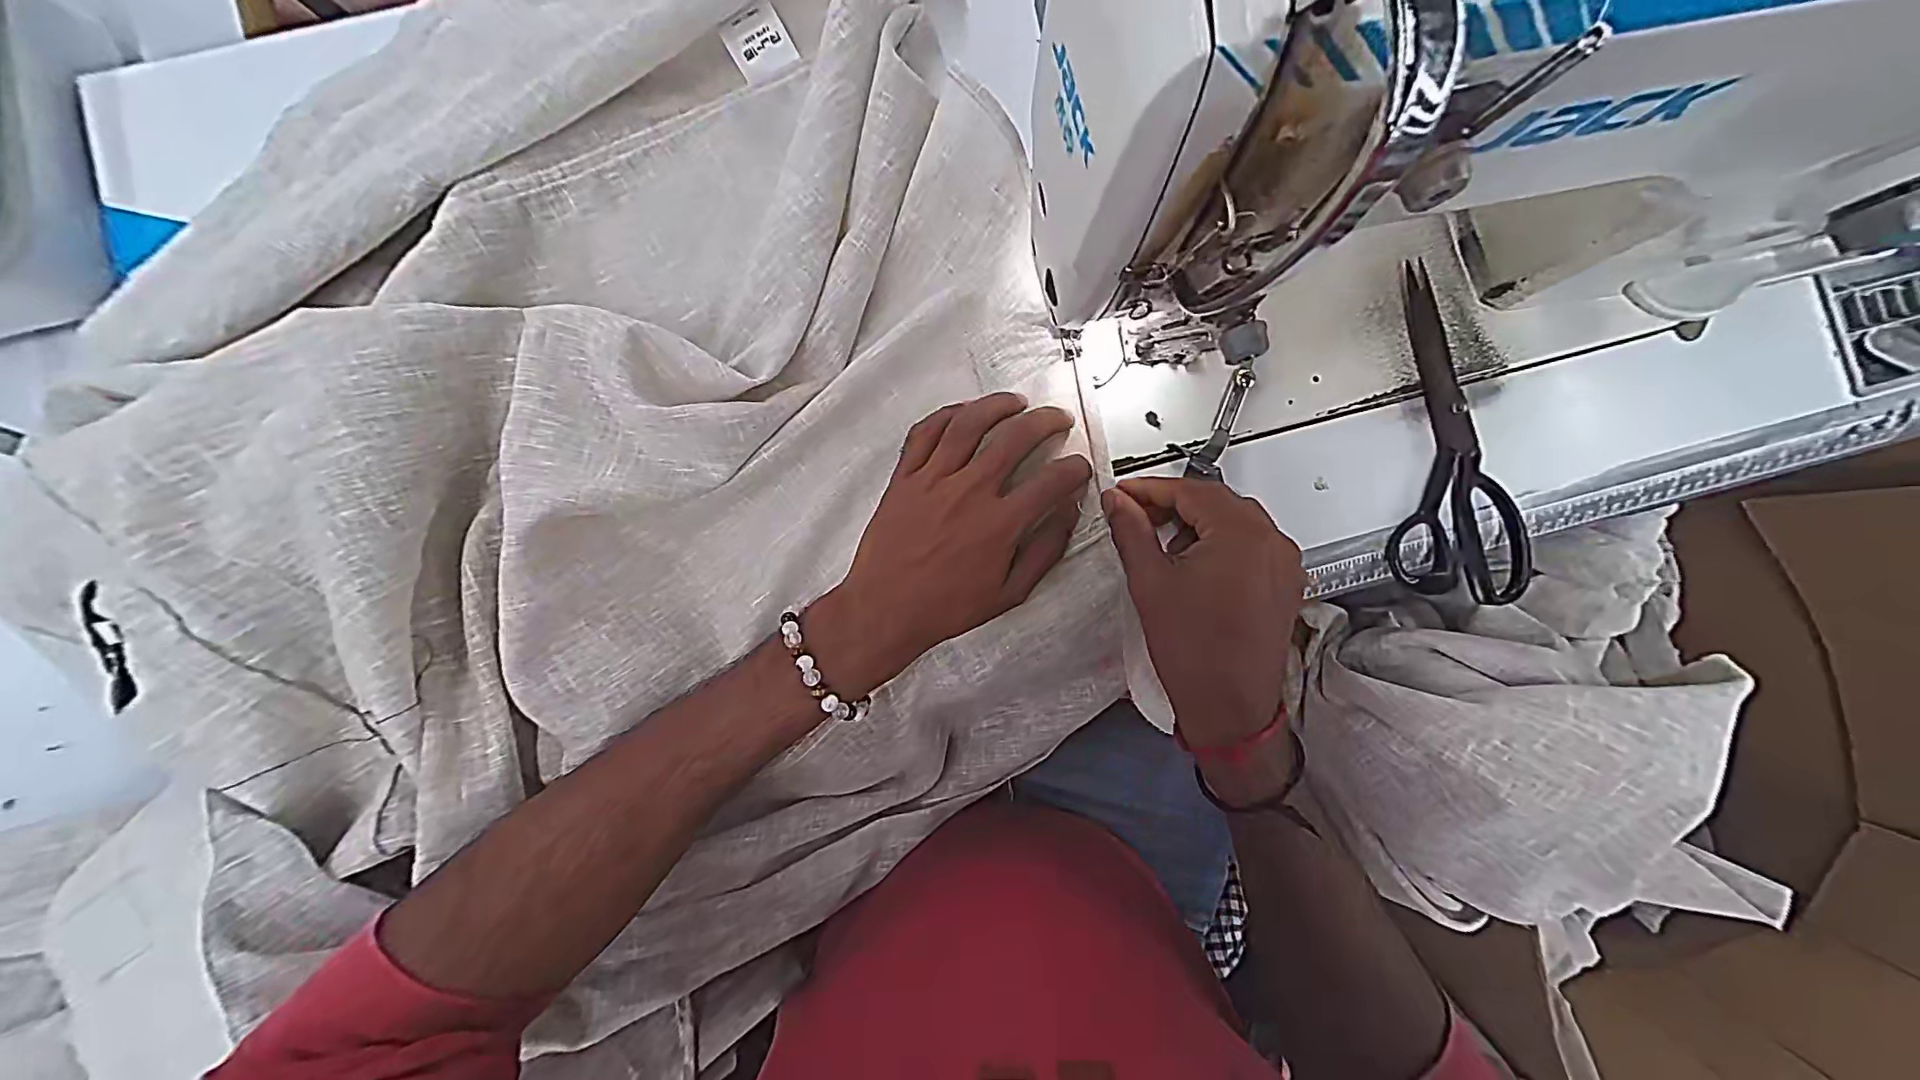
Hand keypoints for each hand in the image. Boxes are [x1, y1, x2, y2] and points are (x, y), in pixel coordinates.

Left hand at [807, 393, 1092, 696]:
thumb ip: (1044, 552)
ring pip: (970, 424)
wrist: (884, 609)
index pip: (1051, 481)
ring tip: (1016, 402)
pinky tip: (963, 411)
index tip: (1077, 467)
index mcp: (999, 524)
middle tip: (1056, 419)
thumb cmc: (941, 606)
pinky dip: (947, 414)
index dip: (1074, 469)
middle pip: (1017, 437)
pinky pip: (925, 432)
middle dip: (1046, 421)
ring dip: (999, 406)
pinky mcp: (905, 479)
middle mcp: (968, 494)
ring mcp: (933, 481)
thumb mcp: (1008, 593)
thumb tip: (1065, 517)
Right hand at [1102, 477, 1305, 748]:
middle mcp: (1272, 542)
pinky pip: (1250, 545)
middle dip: (1173, 504)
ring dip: (1197, 523)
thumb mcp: (1150, 583)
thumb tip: (1118, 502)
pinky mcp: (1284, 583)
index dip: (1150, 489)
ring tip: (1161, 544)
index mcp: (1242, 534)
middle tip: (1137, 515)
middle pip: (1216, 501)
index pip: (1190, 490)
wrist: (1230, 706)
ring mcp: (1283, 563)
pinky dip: (1220, 543)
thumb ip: (1132, 531)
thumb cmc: (1195, 653)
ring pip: (1235, 521)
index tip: (1124, 494)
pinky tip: (1192, 564)